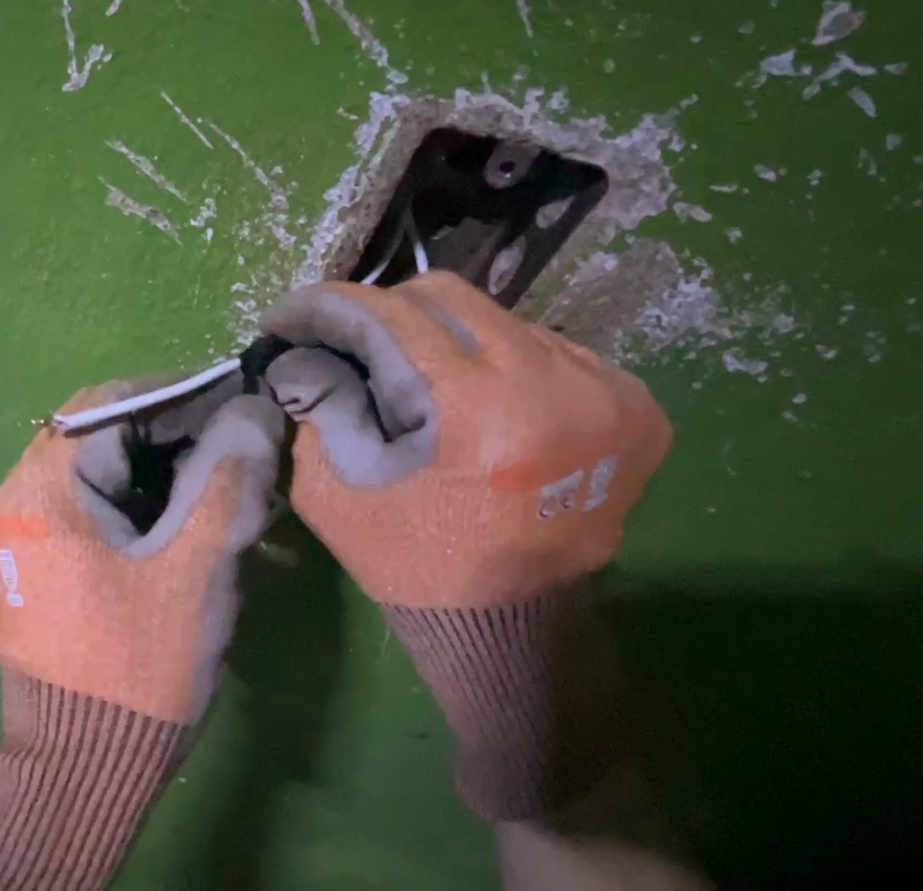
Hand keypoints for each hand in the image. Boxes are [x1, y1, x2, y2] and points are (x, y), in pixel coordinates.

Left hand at [0, 377, 285, 723]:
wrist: (81, 764)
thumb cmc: (135, 665)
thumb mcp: (192, 570)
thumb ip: (225, 482)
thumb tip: (253, 411)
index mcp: (44, 488)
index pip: (111, 404)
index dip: (179, 393)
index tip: (239, 396)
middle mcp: (21, 496)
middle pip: (101, 431)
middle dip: (173, 428)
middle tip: (239, 438)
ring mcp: (25, 528)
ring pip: (99, 466)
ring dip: (161, 461)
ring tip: (225, 472)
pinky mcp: (41, 557)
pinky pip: (92, 502)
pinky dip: (141, 495)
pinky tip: (190, 510)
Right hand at [261, 272, 671, 608]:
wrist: (510, 623)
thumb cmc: (411, 558)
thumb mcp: (332, 488)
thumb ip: (312, 403)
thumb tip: (300, 349)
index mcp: (481, 408)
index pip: (393, 316)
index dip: (330, 307)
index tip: (289, 318)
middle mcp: (556, 382)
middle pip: (447, 298)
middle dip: (383, 311)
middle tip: (347, 341)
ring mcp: (606, 389)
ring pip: (496, 318)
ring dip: (442, 336)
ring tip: (411, 374)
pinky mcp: (633, 404)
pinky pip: (541, 348)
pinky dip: (495, 360)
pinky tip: (473, 394)